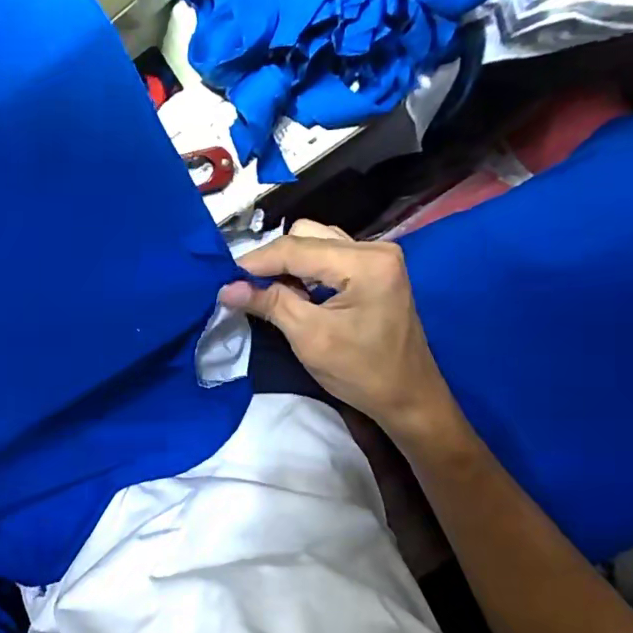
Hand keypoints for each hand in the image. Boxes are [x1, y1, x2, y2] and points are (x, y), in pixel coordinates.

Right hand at [218, 220, 459, 439]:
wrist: (408, 397)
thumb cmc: (361, 372)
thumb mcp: (310, 338)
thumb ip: (269, 304)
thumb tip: (227, 288)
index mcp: (365, 262)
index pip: (297, 247)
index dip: (256, 261)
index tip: (224, 277)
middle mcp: (375, 249)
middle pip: (307, 235)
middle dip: (274, 261)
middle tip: (248, 289)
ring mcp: (379, 258)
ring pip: (318, 242)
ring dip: (290, 265)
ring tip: (269, 292)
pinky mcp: (376, 271)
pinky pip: (331, 257)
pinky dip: (307, 271)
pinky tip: (295, 292)